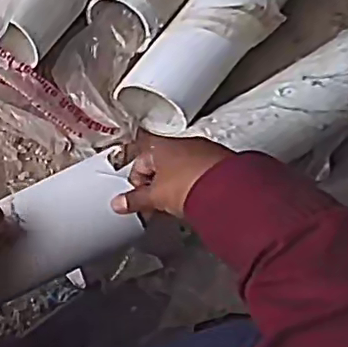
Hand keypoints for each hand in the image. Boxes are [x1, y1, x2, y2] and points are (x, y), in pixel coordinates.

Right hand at [111, 134, 236, 219]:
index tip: (138, 196)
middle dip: (155, 184)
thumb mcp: (155, 197)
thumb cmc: (189, 183)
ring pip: (181, 168)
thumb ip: (134, 200)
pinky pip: (200, 172)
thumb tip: (120, 203)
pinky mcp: (221, 162)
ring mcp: (203, 150)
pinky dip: (195, 184)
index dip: (135, 181)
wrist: (228, 190)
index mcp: (160, 145)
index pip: (137, 161)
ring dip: (175, 185)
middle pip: (159, 164)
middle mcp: (182, 142)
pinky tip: (194, 199)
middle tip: (155, 203)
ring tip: (176, 204)